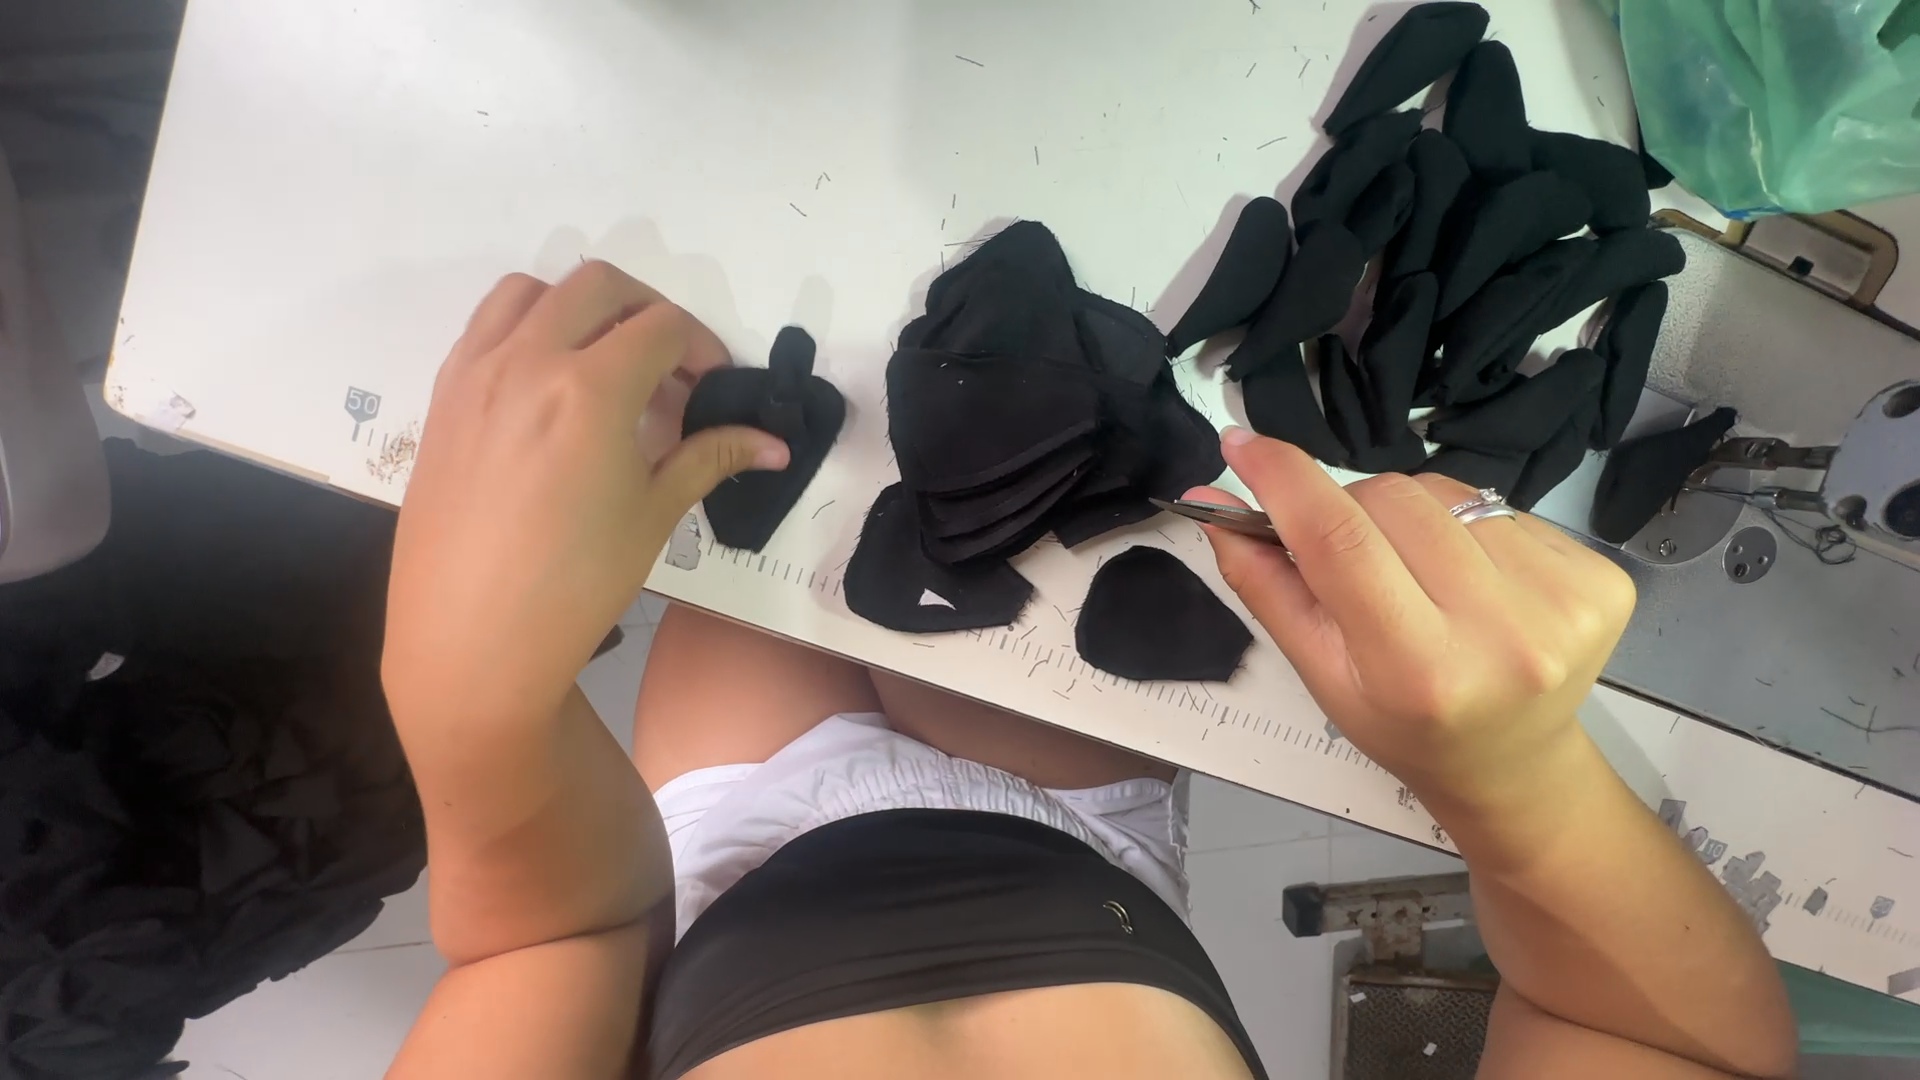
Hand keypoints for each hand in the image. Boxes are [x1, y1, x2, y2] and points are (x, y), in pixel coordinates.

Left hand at [383, 262, 789, 725]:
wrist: (473, 637)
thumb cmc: (580, 580)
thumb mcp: (657, 513)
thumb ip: (713, 457)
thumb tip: (777, 445)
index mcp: (590, 389)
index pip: (662, 327)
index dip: (703, 345)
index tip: (715, 383)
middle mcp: (527, 360)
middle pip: (598, 285)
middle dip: (649, 310)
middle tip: (671, 364)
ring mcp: (475, 373)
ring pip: (531, 290)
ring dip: (582, 308)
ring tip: (607, 364)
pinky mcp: (443, 397)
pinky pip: (487, 327)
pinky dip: (530, 329)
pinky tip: (552, 390)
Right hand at [1193, 429, 1634, 817]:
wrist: (1509, 762)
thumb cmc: (1394, 722)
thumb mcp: (1313, 667)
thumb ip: (1260, 581)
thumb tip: (1209, 500)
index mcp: (1414, 667)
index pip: (1339, 542)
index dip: (1284, 480)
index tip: (1240, 445)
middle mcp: (1499, 630)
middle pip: (1388, 501)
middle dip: (1344, 506)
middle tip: (1341, 551)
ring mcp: (1562, 600)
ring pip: (1441, 490)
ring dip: (1401, 513)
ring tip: (1407, 567)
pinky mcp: (1600, 576)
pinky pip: (1494, 503)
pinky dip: (1456, 522)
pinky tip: (1461, 573)